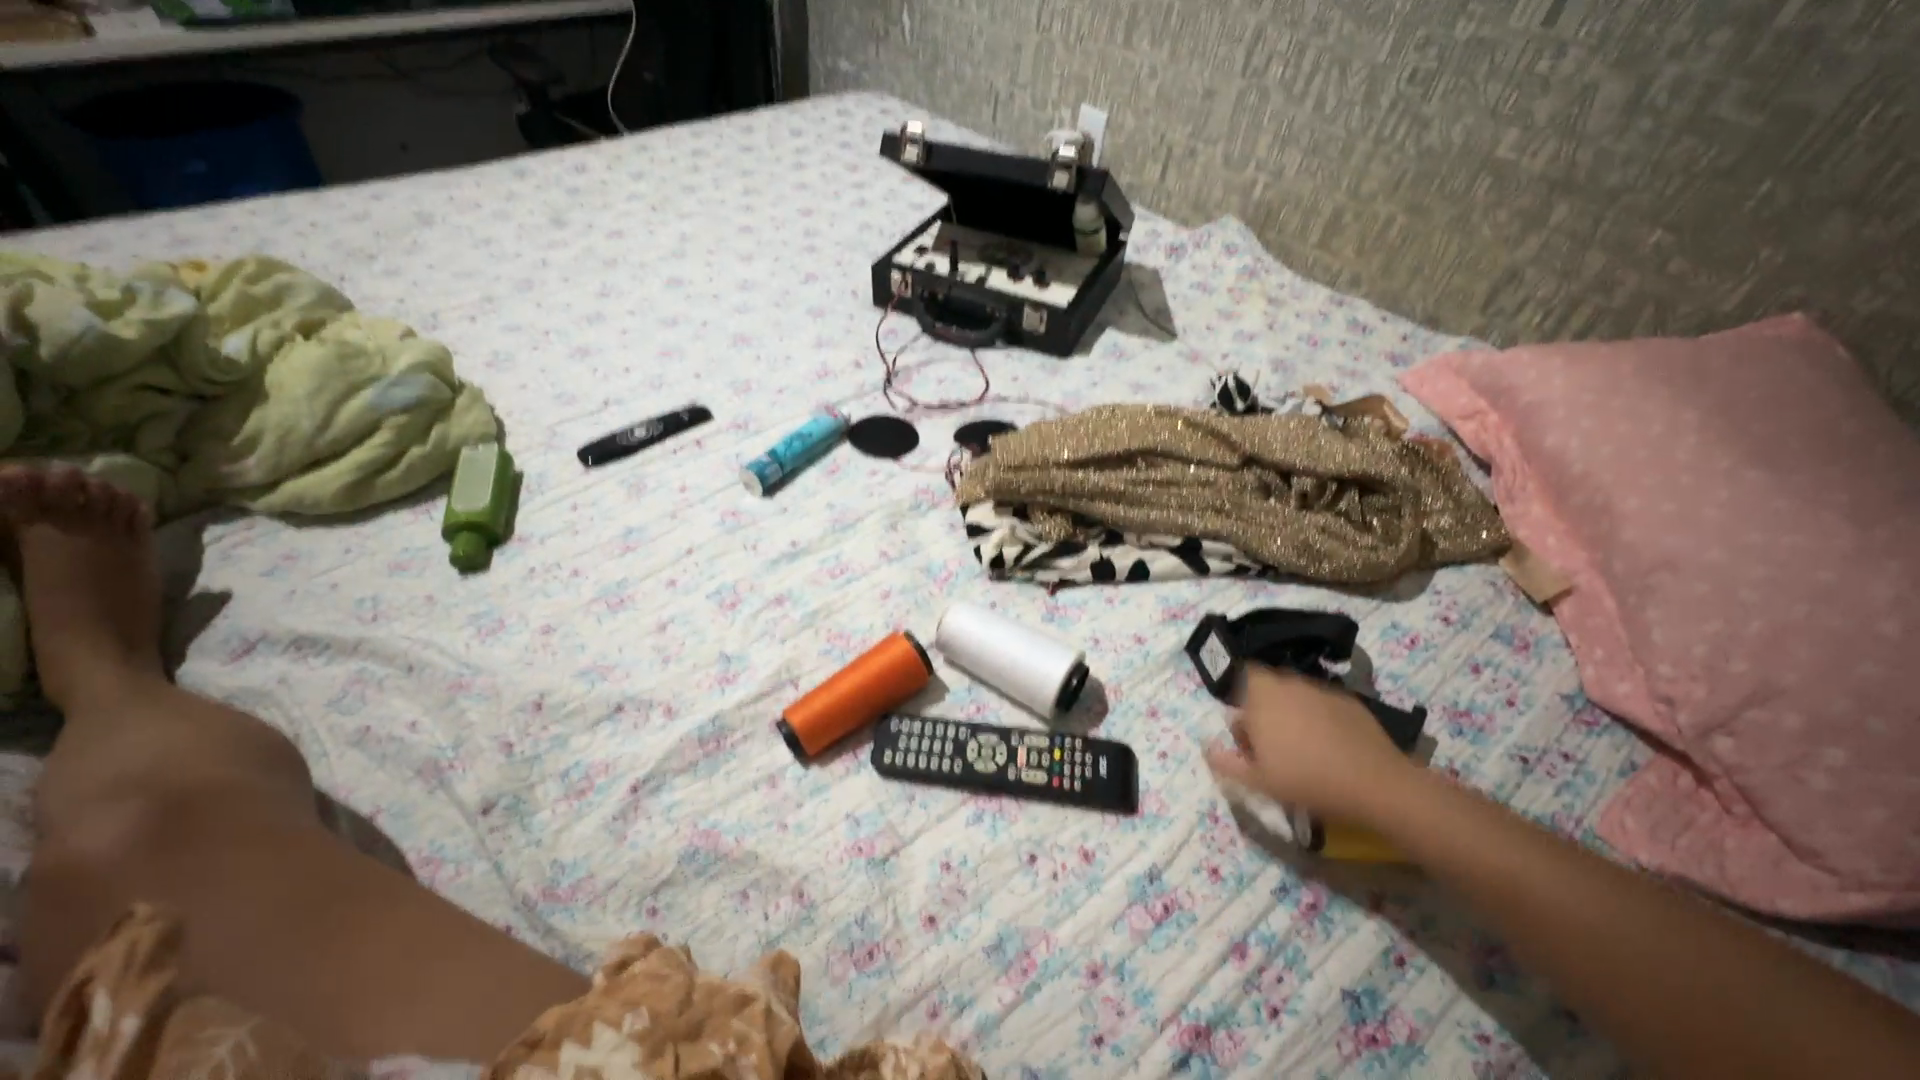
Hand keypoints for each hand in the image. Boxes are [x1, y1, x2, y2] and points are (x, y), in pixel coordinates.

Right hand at [1204, 665, 1415, 826]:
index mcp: (1263, 696)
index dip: (1244, 700)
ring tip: (1303, 748)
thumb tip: (1207, 747)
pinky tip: (1331, 748)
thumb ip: (1226, 761)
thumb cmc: (1306, 780)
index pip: (1244, 677)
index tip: (1249, 731)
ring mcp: (1323, 690)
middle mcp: (1291, 684)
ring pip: (1298, 696)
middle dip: (1267, 708)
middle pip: (1270, 687)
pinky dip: (1321, 719)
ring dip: (1294, 714)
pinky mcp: (1350, 701)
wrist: (1374, 784)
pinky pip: (1324, 705)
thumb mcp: (1257, 780)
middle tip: (1272, 745)